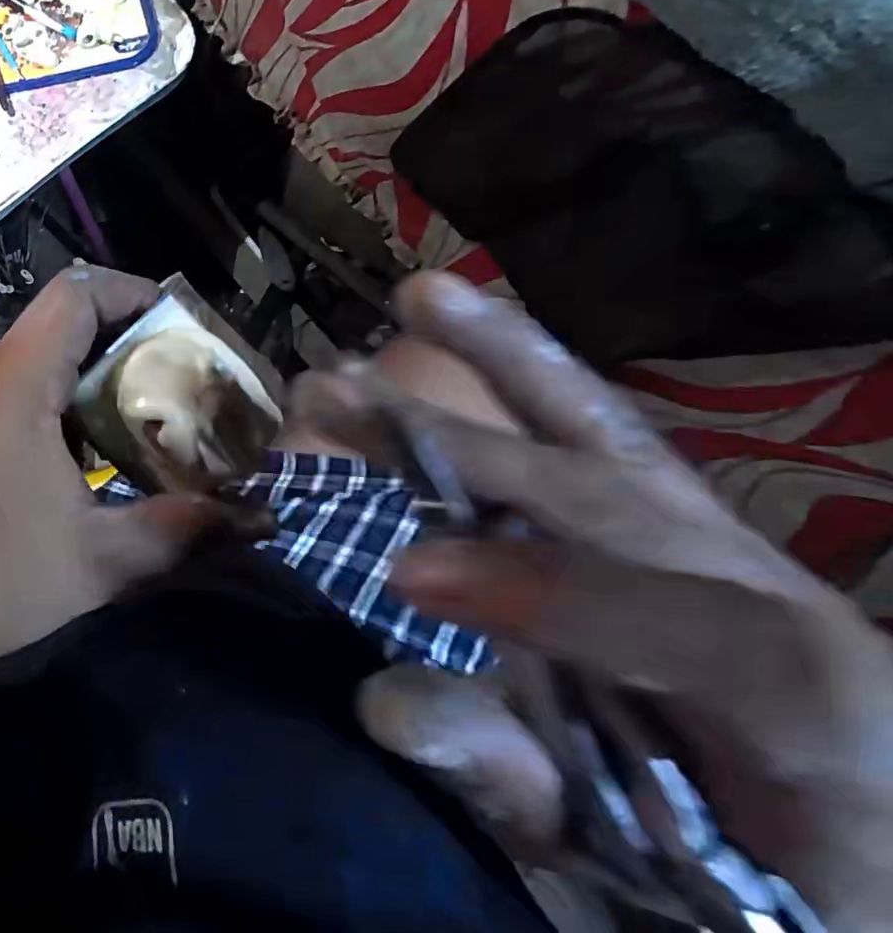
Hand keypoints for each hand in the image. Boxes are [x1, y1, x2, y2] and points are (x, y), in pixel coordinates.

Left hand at [0, 266, 223, 681]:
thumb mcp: (95, 562)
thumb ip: (180, 530)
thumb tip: (256, 517)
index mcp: (16, 382)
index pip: (78, 293)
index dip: (135, 296)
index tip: (185, 335)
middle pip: (66, 321)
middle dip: (132, 345)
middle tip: (187, 389)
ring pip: (44, 355)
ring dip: (99, 378)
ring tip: (154, 421)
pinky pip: (20, 385)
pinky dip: (65, 401)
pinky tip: (98, 450)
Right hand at [293, 273, 892, 923]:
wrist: (845, 845)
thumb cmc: (755, 888)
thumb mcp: (649, 886)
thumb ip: (526, 795)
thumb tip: (385, 699)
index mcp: (831, 723)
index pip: (714, 636)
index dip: (554, 595)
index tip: (404, 573)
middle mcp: (773, 596)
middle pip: (620, 500)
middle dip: (459, 451)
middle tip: (331, 400)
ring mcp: (716, 545)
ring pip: (613, 433)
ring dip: (504, 359)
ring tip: (417, 298)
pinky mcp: (666, 525)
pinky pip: (593, 428)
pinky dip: (520, 368)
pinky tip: (454, 316)